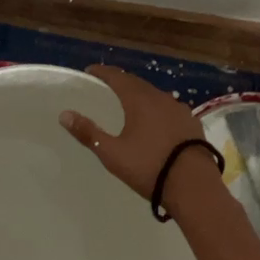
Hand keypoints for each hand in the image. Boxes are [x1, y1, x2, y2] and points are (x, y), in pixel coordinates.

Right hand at [60, 64, 208, 200]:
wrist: (195, 188)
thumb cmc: (150, 168)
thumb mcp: (113, 154)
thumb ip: (88, 133)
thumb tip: (64, 114)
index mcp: (138, 99)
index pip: (116, 76)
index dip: (102, 72)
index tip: (90, 72)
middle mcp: (159, 97)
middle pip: (136, 83)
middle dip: (120, 82)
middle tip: (107, 87)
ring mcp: (179, 109)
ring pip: (154, 95)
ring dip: (140, 95)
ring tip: (130, 104)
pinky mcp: (192, 123)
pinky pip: (169, 108)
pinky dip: (157, 109)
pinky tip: (156, 121)